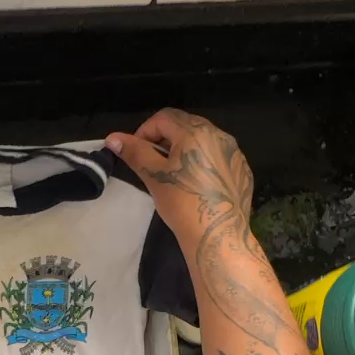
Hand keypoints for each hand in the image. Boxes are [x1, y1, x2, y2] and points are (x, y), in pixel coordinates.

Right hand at [105, 109, 254, 251]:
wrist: (218, 236)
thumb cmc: (182, 204)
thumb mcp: (155, 177)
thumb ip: (135, 153)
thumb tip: (112, 138)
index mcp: (196, 132)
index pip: (164, 117)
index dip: (144, 131)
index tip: (136, 153)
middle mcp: (220, 135)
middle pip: (185, 125)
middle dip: (164, 139)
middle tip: (152, 163)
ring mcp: (234, 152)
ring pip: (203, 141)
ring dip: (184, 150)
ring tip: (173, 175)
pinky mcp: (242, 170)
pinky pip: (217, 157)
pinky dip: (202, 163)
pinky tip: (196, 185)